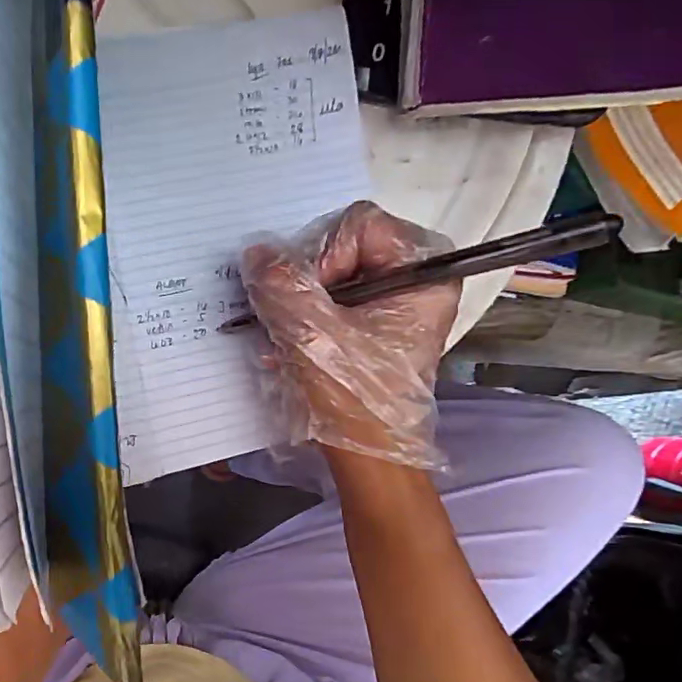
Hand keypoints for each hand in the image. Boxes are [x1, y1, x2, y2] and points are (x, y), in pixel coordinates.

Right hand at [241, 201, 460, 467]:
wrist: (369, 458)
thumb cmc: (354, 395)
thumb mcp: (311, 334)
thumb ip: (282, 284)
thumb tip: (258, 251)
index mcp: (423, 270)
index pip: (359, 223)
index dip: (323, 255)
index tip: (313, 299)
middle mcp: (415, 278)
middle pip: (343, 245)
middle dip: (305, 281)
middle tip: (290, 317)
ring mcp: (394, 302)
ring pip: (330, 274)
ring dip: (299, 303)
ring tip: (283, 336)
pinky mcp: (374, 324)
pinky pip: (331, 300)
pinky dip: (306, 318)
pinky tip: (288, 344)